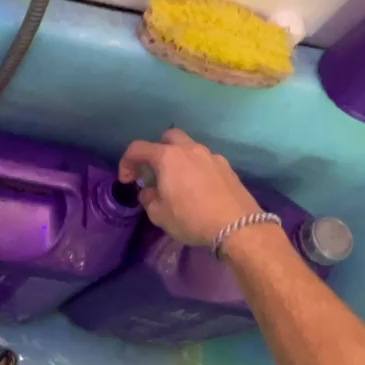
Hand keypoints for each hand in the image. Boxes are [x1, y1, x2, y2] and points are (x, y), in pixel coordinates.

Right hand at [118, 128, 266, 248]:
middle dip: (156, 151)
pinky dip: (196, 169)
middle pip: (167, 138)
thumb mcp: (159, 214)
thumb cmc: (191, 218)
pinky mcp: (227, 167)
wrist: (238, 227)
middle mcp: (189, 149)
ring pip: (189, 149)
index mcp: (168, 157)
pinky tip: (198, 189)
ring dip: (178, 160)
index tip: (127, 181)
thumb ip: (148, 198)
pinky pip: (205, 161)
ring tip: (178, 183)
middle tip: (154, 173)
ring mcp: (211, 156)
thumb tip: (149, 192)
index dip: (126, 162)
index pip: (138, 148)